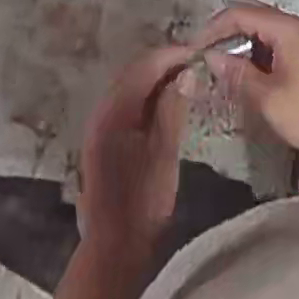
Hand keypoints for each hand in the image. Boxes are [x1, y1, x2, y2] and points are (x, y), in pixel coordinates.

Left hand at [76, 45, 195, 265]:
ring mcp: (99, 121)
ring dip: (155, 77)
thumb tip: (186, 74)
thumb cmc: (142, 202)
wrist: (113, 244)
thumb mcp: (164, 154)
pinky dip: (146, 94)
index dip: (171, 55)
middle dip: (163, 62)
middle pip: (133, 71)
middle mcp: (101, 108)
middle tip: (196, 64)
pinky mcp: (103, 134)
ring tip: (186, 78)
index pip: (144, 67)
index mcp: (114, 110)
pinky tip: (166, 101)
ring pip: (129, 85)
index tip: (200, 53)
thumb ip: (171, 109)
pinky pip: (126, 101)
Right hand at [195, 0, 298, 160]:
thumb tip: (209, 57)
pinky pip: (269, 42)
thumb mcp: (268, 98)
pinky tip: (243, 73)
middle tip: (203, 53)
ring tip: (218, 64)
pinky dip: (251, 51)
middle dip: (222, 30)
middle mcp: (291, 26)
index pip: (237, 14)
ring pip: (258, 28)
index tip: (193, 49)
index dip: (211, 29)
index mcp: (283, 28)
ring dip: (236, 41)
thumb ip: (237, 74)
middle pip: (247, 13)